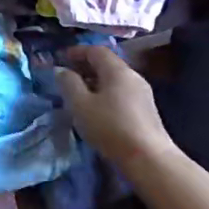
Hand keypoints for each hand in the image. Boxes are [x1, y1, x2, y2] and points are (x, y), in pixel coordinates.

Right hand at [54, 46, 177, 165]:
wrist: (148, 157)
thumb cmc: (110, 126)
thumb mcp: (80, 105)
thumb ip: (68, 83)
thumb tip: (61, 70)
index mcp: (117, 70)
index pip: (96, 50)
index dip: (77, 51)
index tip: (61, 57)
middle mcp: (133, 76)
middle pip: (107, 64)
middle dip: (85, 66)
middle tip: (67, 76)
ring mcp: (143, 93)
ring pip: (115, 79)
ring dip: (95, 81)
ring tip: (79, 94)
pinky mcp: (146, 110)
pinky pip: (121, 92)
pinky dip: (106, 93)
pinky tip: (97, 108)